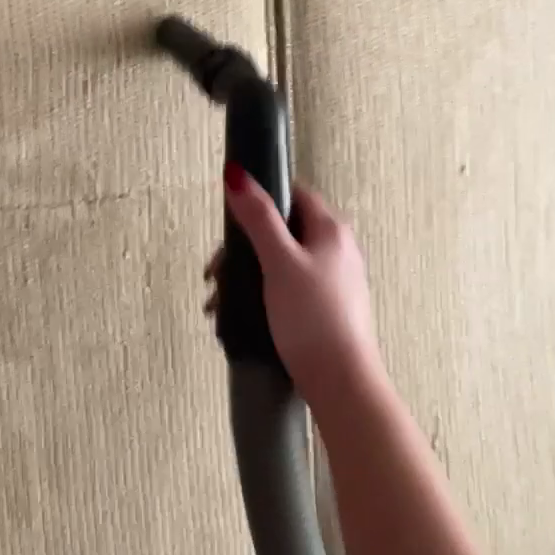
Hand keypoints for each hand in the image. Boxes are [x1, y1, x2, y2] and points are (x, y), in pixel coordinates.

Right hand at [212, 169, 379, 393]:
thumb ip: (257, 217)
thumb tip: (236, 173)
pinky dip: (257, 294)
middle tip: (215, 272)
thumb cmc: (312, 317)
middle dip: (240, 249)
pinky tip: (235, 314)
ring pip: (275, 261)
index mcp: (330, 230)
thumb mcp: (278, 261)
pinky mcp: (320, 306)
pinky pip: (282, 287)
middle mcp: (335, 249)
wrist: (339, 381)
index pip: (292, 194)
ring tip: (218, 300)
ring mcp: (329, 280)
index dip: (260, 202)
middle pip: (278, 230)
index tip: (231, 225)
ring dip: (243, 275)